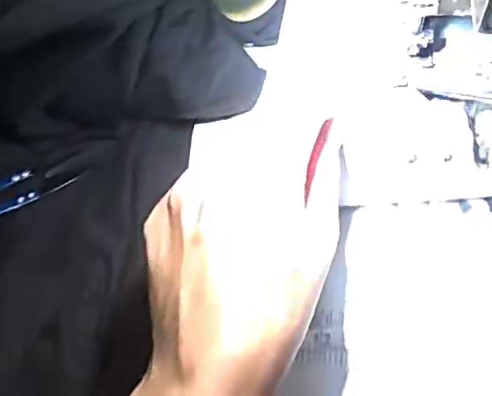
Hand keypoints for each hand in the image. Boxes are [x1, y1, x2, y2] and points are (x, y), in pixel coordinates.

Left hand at [134, 119, 341, 395]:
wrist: (203, 379)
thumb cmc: (268, 321)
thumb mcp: (317, 247)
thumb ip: (324, 180)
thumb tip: (331, 136)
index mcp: (260, 185)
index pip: (291, 122)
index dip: (312, 120)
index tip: (323, 123)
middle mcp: (215, 182)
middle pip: (258, 133)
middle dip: (282, 144)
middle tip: (295, 174)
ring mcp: (182, 197)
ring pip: (228, 151)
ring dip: (251, 162)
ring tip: (263, 203)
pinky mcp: (161, 214)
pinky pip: (200, 175)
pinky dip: (219, 183)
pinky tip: (231, 215)